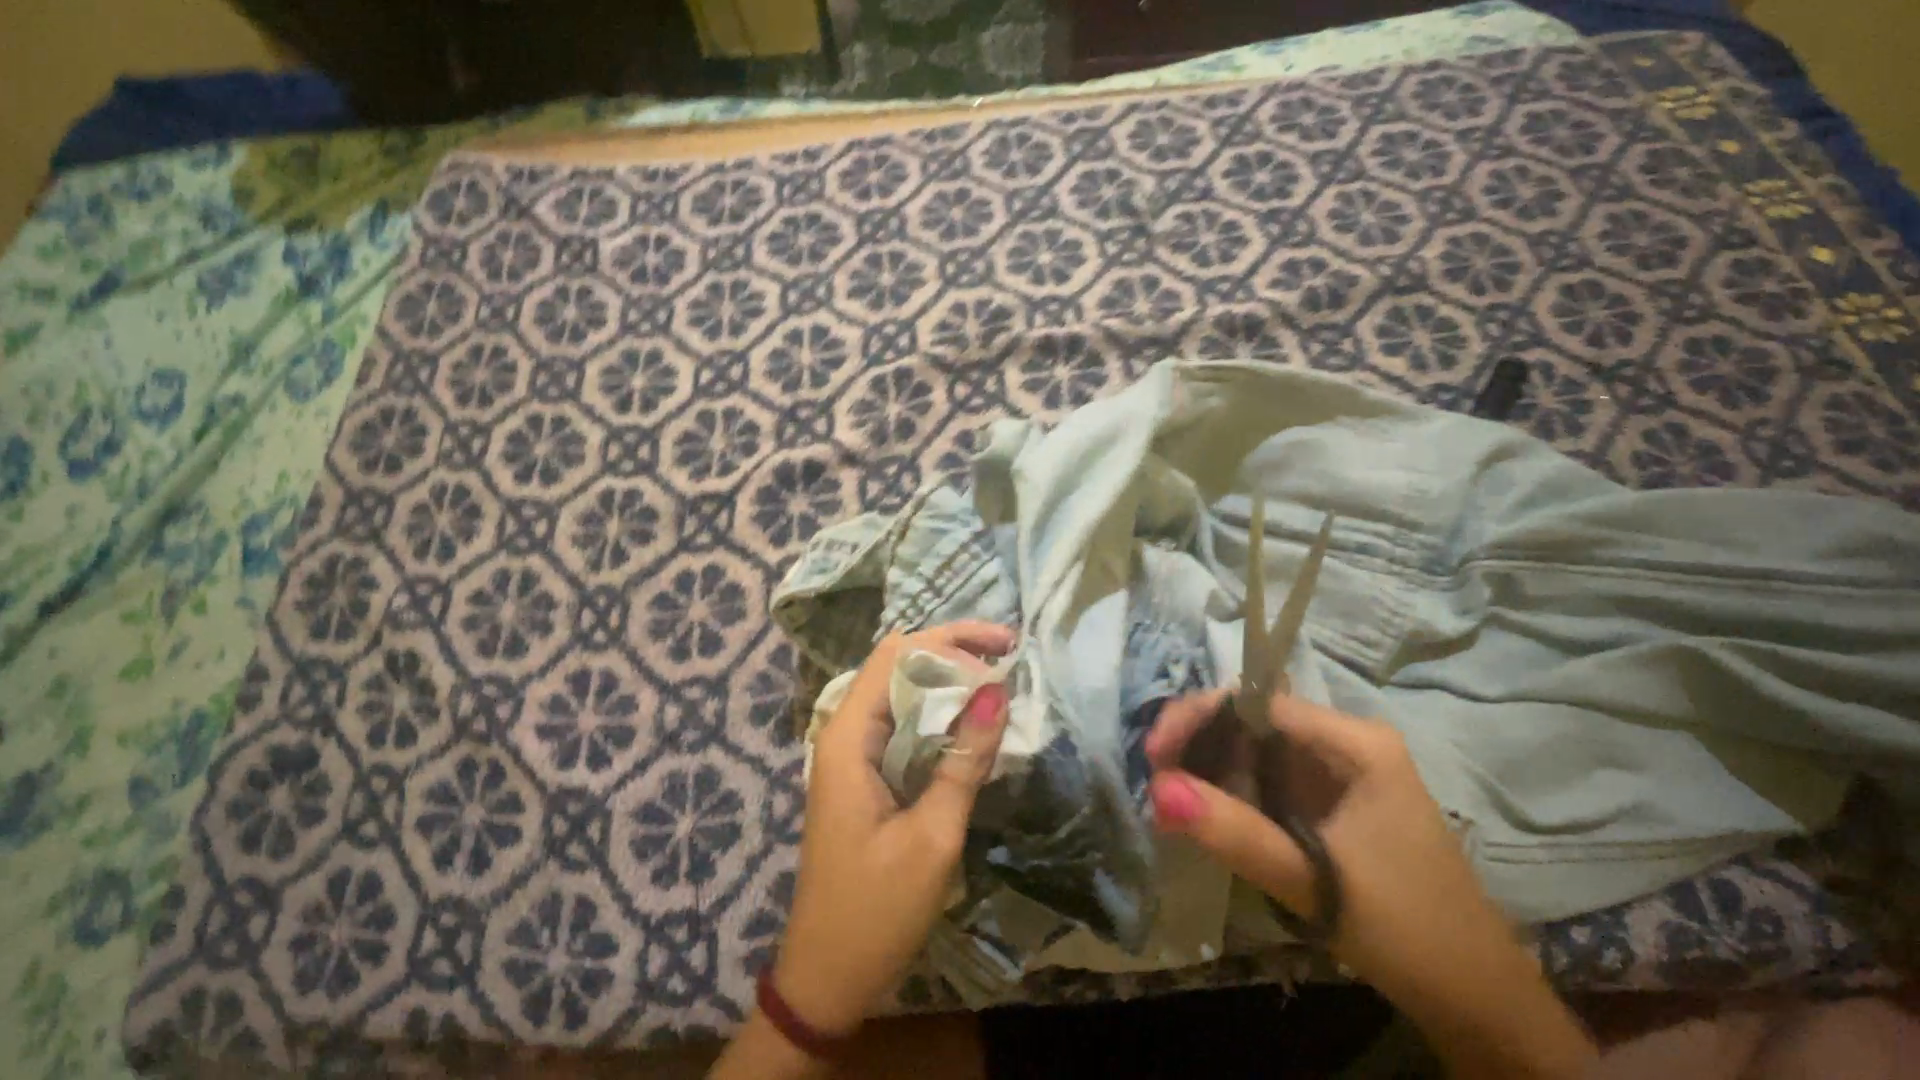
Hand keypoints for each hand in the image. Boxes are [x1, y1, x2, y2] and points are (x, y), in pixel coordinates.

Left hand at [772, 620, 1014, 1035]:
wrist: (828, 975)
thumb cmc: (876, 910)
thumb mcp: (932, 836)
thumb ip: (964, 761)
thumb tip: (997, 692)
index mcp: (847, 738)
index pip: (896, 655)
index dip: (950, 639)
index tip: (1004, 649)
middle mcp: (843, 735)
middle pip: (898, 666)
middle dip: (953, 653)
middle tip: (1011, 658)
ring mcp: (851, 758)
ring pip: (901, 697)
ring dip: (949, 684)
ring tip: (1002, 682)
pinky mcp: (864, 780)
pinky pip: (902, 729)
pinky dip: (939, 718)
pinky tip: (974, 725)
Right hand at [1143, 691, 1514, 994]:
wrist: (1473, 995)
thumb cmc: (1404, 929)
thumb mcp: (1312, 880)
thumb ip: (1234, 834)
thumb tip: (1156, 791)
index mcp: (1356, 744)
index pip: (1258, 704)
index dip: (1197, 719)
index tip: (1152, 757)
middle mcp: (1347, 745)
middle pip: (1254, 722)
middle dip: (1198, 745)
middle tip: (1154, 786)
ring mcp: (1341, 775)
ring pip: (1257, 752)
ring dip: (1210, 771)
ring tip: (1169, 803)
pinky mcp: (1332, 805)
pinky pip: (1270, 782)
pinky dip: (1232, 794)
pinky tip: (1206, 816)